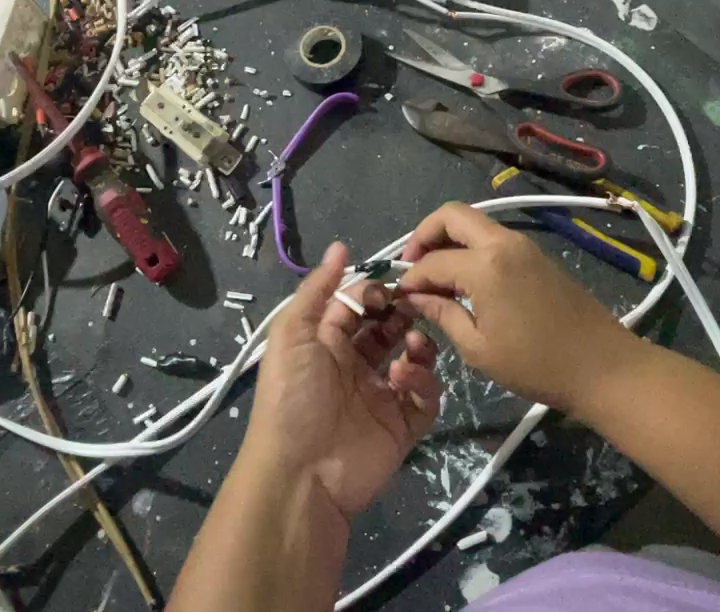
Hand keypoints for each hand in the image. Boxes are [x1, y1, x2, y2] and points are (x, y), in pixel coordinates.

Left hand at [243, 243, 442, 517]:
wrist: (301, 472)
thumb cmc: (293, 394)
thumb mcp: (292, 333)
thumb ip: (318, 288)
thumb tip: (340, 246)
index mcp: (327, 342)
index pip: (358, 305)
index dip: (375, 292)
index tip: (389, 288)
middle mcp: (355, 364)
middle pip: (388, 328)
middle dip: (402, 312)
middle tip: (414, 305)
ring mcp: (381, 395)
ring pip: (413, 357)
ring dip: (417, 343)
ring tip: (411, 343)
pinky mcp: (403, 425)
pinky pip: (426, 396)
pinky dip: (424, 381)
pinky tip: (406, 378)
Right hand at [398, 202, 639, 415]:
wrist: (604, 366)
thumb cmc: (537, 364)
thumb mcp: (479, 348)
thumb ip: (443, 315)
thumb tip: (415, 298)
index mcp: (485, 265)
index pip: (433, 261)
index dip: (411, 278)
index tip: (398, 295)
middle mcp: (502, 242)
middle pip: (452, 215)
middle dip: (424, 235)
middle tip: (412, 266)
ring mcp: (522, 244)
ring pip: (474, 223)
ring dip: (448, 239)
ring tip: (435, 276)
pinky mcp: (535, 254)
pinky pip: (492, 237)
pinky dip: (470, 247)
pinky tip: (464, 279)